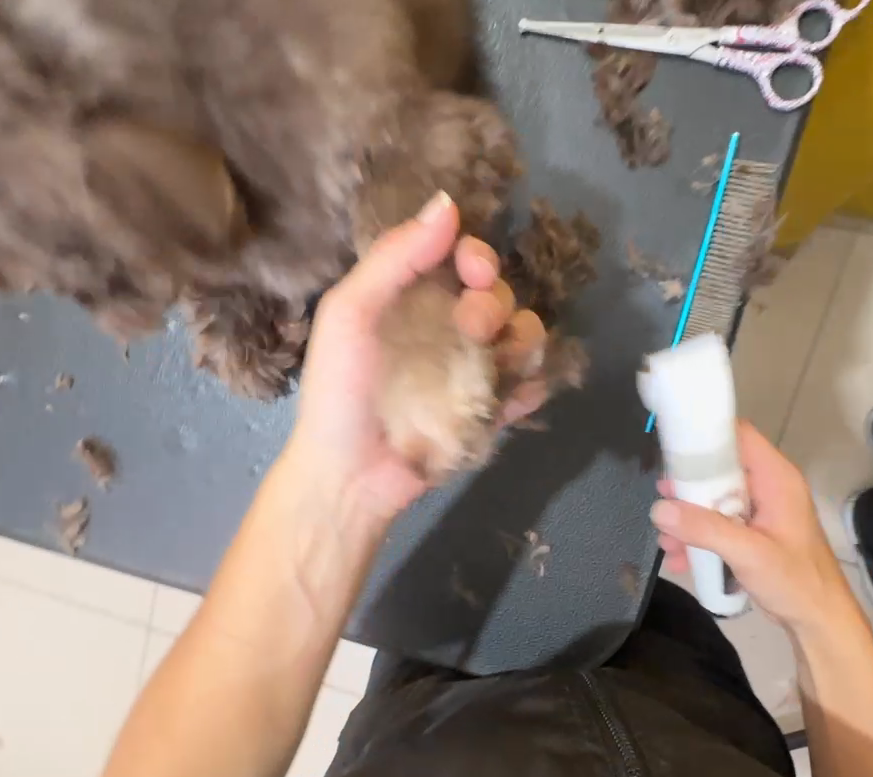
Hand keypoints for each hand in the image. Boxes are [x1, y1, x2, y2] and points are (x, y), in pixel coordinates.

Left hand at [288, 192, 547, 523]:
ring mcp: (472, 372)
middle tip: (468, 328)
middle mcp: (447, 329)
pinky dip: (531, 386)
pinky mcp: (489, 412)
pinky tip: (514, 396)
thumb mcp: (351, 314)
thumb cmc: (340, 392)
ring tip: (494, 364)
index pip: (463, 259)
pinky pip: (529, 387)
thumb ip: (395, 258)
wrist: (351, 475)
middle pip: (498, 295)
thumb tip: (450, 204)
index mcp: (414, 299)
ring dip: (522, 340)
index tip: (473, 269)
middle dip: (494, 302)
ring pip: (524, 336)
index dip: (478, 256)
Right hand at [651, 421, 849, 634]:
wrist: (818, 621)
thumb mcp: (748, 553)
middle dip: (688, 486)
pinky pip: (717, 525)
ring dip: (689, 518)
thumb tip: (660, 509)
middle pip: (720, 469)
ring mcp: (759, 513)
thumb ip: (704, 529)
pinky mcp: (751, 534)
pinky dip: (698, 538)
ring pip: (714, 500)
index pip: (738, 437)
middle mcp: (767, 489)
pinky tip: (679, 558)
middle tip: (662, 500)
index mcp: (776, 479)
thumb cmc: (795, 581)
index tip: (672, 446)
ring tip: (666, 538)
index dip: (706, 436)